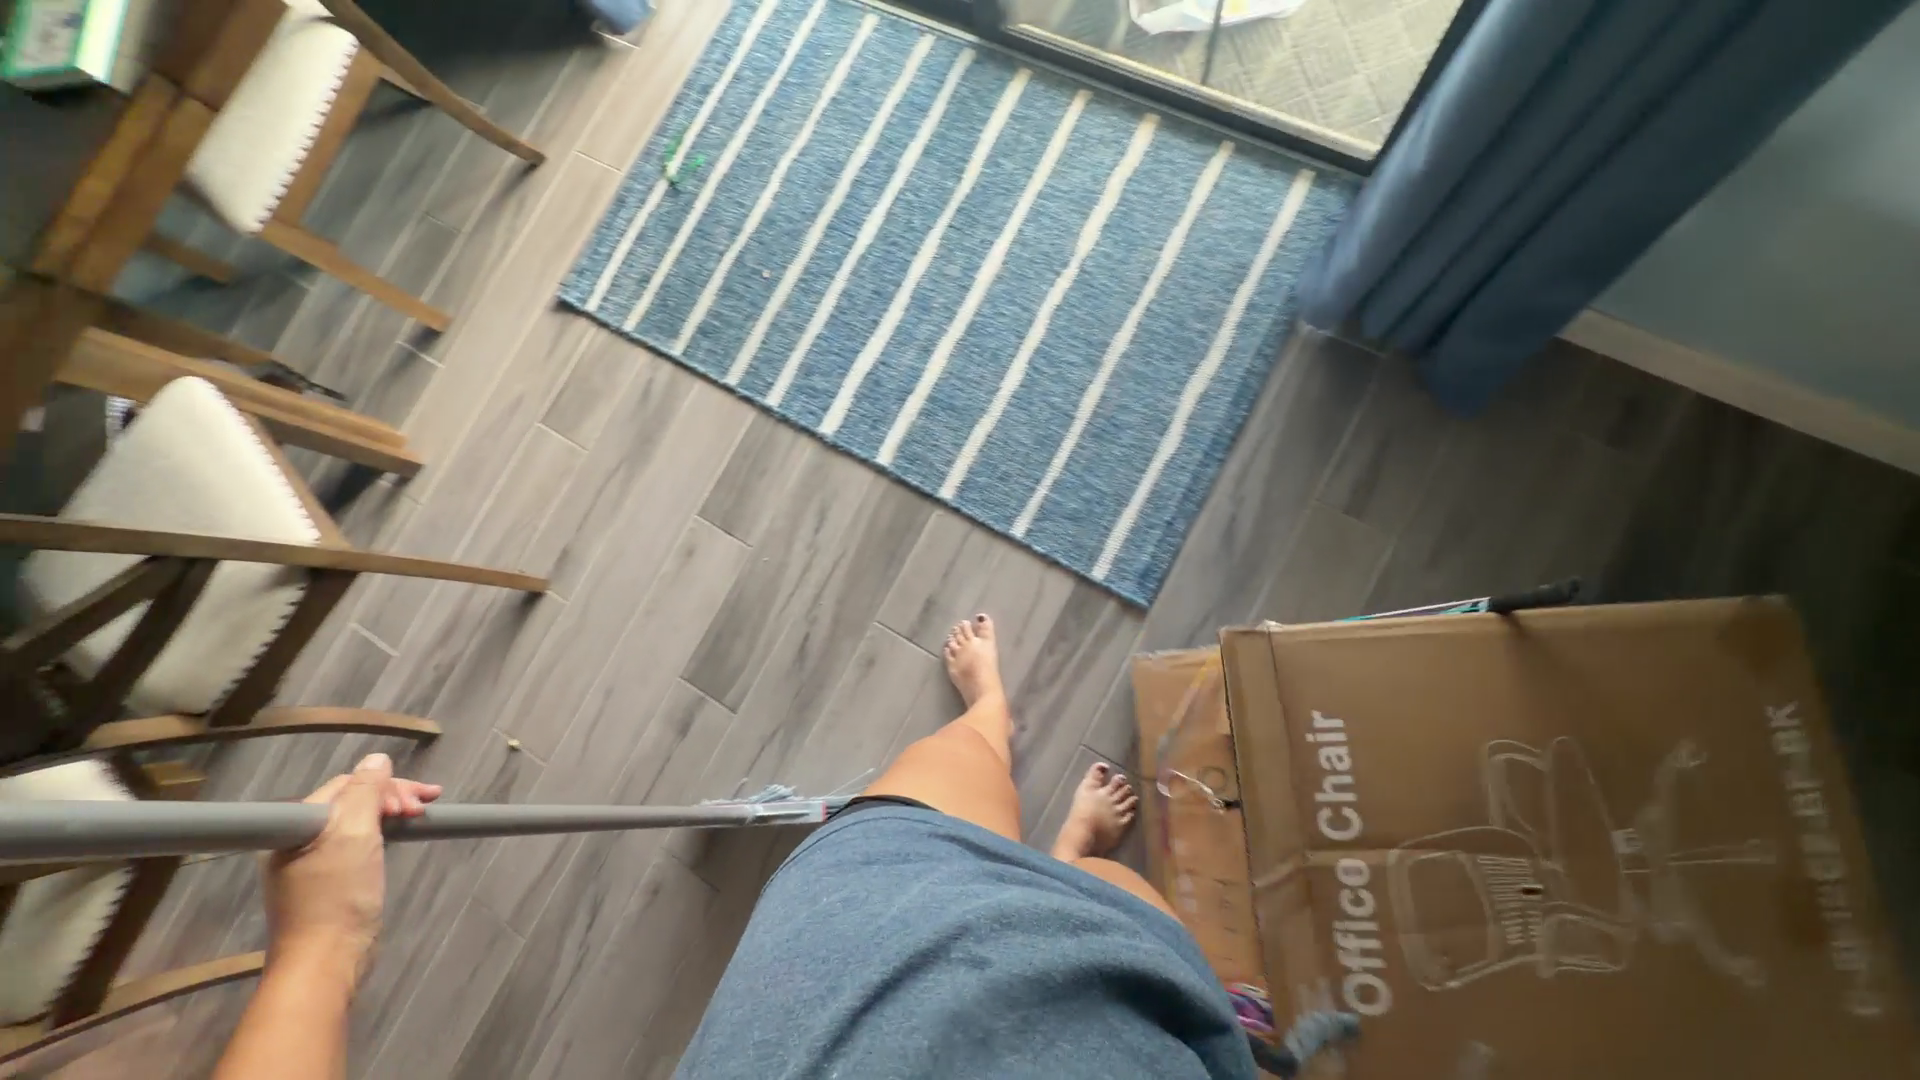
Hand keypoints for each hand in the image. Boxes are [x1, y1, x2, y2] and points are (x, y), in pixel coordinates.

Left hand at [263, 753, 441, 979]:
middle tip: (427, 806)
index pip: (346, 785)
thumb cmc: (338, 895)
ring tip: (421, 817)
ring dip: (392, 812)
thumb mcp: (354, 835)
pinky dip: (384, 832)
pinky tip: (401, 834)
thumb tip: (375, 758)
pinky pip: (359, 841)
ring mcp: (313, 861)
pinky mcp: (329, 879)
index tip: (417, 801)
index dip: (385, 786)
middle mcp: (299, 839)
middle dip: (393, 797)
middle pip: (352, 801)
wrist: (328, 959)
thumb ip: (365, 792)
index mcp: (296, 826)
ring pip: (358, 820)